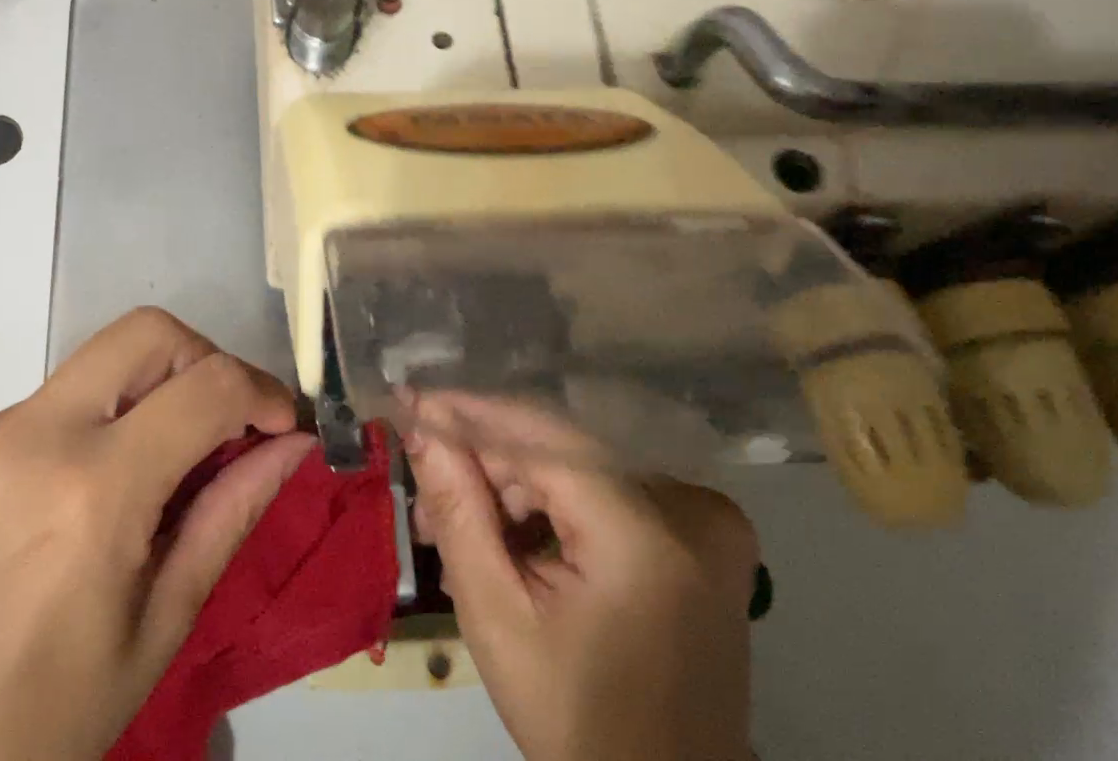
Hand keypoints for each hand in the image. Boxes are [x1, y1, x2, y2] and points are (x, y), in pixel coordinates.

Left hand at [0, 308, 314, 760]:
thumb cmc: (47, 717)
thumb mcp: (160, 626)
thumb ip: (228, 515)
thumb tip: (291, 445)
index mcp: (91, 493)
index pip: (206, 387)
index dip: (263, 392)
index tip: (281, 427)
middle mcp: (24, 436)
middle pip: (142, 332)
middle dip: (203, 360)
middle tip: (222, 425)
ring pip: (87, 372)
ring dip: (139, 402)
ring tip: (145, 480)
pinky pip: (34, 412)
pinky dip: (78, 434)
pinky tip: (68, 505)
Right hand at [406, 391, 758, 760]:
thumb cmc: (574, 715)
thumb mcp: (497, 617)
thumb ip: (459, 513)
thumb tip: (421, 430)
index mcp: (646, 536)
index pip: (541, 442)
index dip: (469, 417)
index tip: (409, 403)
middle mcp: (693, 508)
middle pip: (563, 453)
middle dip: (485, 460)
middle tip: (422, 490)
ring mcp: (708, 520)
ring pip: (582, 469)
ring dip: (514, 486)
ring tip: (456, 525)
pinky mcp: (705, 535)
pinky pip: (610, 494)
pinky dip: (555, 507)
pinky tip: (510, 536)